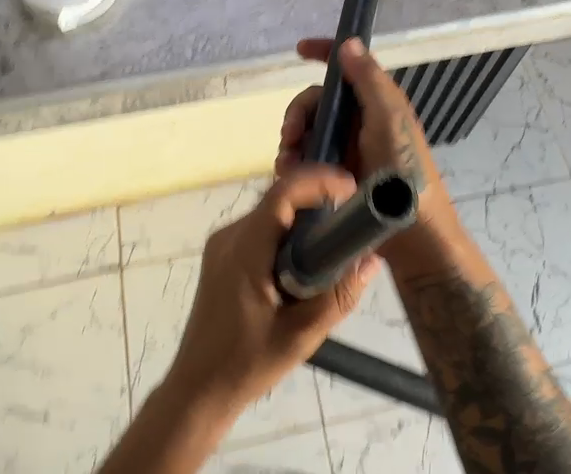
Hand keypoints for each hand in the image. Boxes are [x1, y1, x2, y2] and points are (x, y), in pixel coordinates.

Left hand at [162, 166, 381, 419]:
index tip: (351, 189)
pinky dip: (287, 235)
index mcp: (244, 250)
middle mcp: (229, 237)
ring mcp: (223, 245)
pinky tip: (306, 263)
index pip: (282, 194)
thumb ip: (338, 296)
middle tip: (352, 220)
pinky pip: (260, 230)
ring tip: (335, 244)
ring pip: (270, 214)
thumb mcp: (300, 335)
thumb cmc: (246, 364)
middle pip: (278, 200)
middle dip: (317, 202)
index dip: (318, 181)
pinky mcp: (223, 257)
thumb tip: (371, 261)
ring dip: (303, 220)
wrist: (198, 389)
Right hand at [277, 37, 455, 260]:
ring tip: (288, 163)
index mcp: (376, 102)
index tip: (299, 51)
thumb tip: (347, 43)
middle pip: (318, 101)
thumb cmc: (404, 170)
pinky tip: (289, 176)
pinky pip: (307, 159)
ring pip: (308, 131)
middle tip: (291, 137)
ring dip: (293, 141)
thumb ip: (369, 80)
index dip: (325, 53)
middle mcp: (360, 121)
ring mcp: (347, 150)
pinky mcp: (336, 176)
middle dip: (299, 113)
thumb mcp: (389, 119)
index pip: (348, 67)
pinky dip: (294, 163)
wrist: (412, 233)